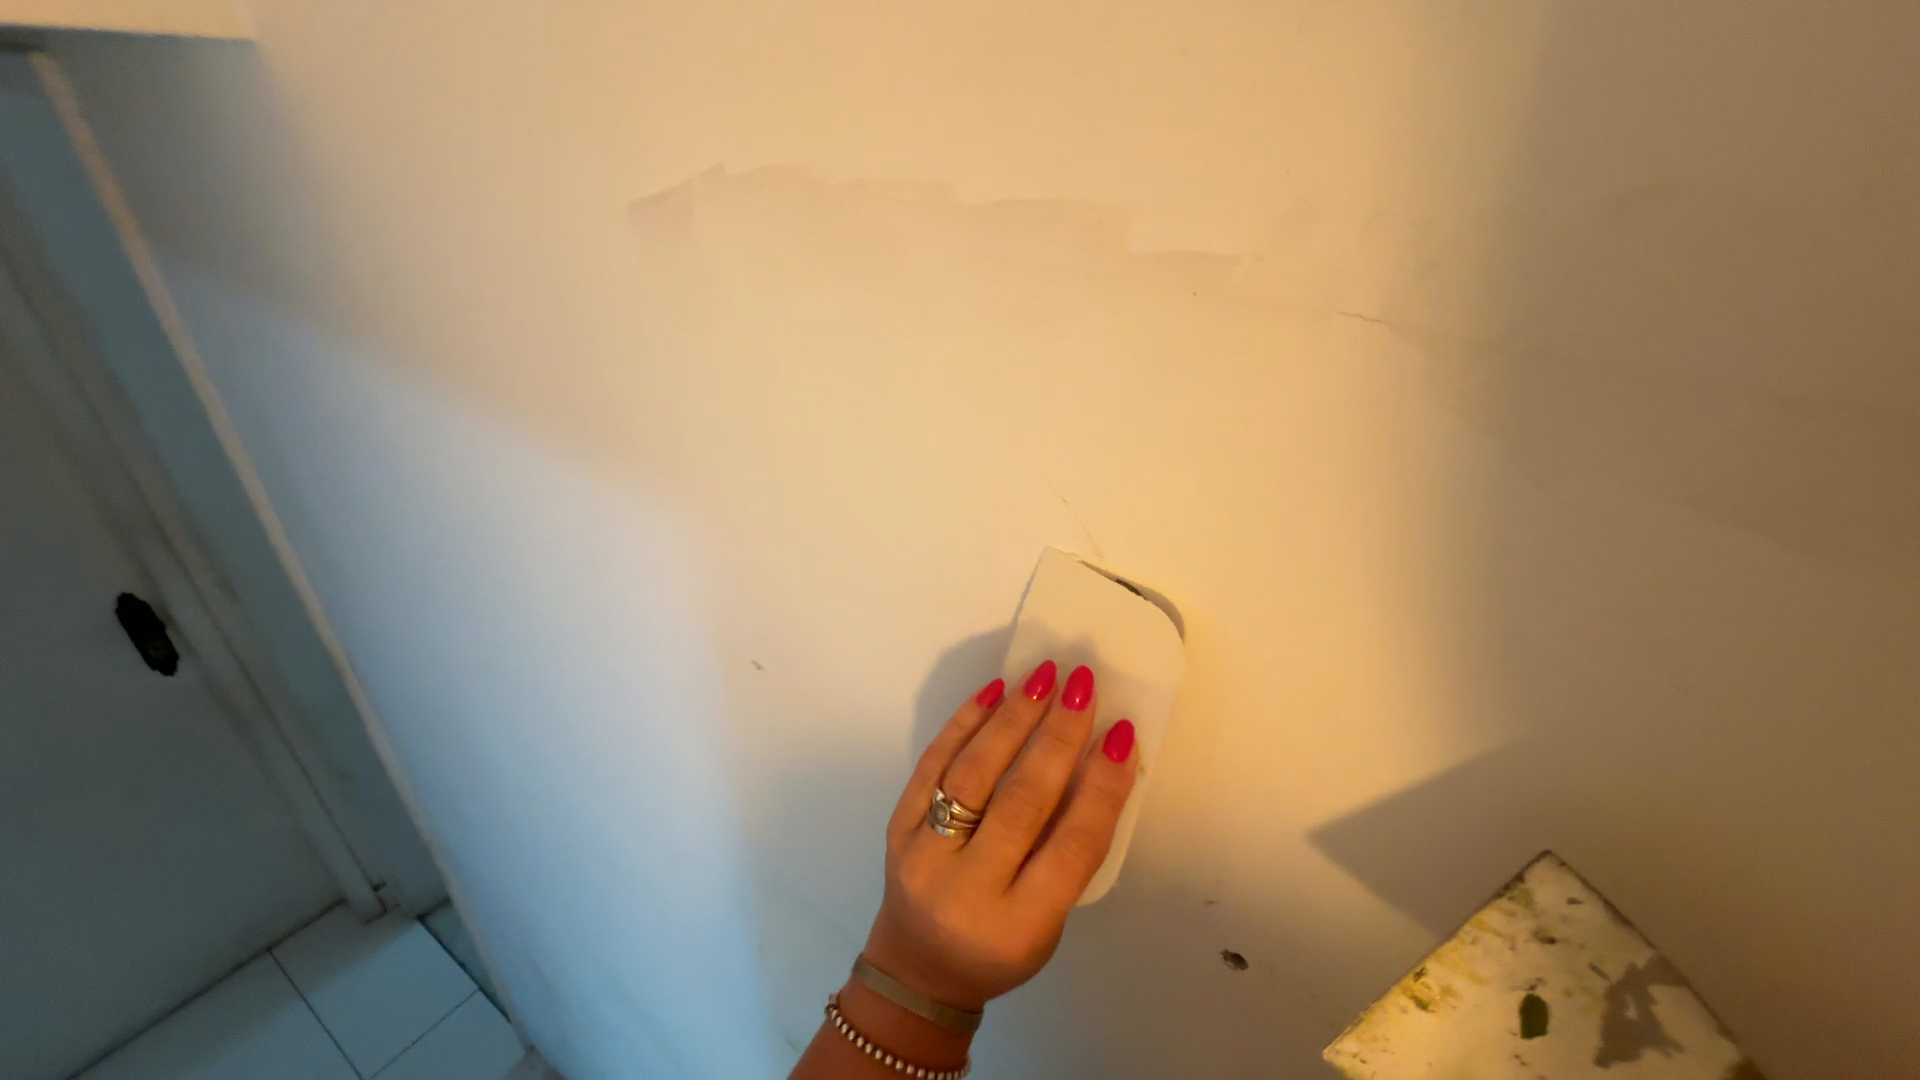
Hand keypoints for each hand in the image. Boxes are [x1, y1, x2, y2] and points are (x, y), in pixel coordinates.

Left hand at [862, 660, 1138, 1008]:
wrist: (917, 967)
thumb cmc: (1000, 948)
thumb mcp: (1047, 922)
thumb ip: (1066, 852)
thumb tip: (1093, 762)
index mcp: (1019, 924)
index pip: (1072, 846)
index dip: (1102, 787)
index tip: (1122, 734)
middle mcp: (967, 888)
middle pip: (1021, 801)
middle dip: (1057, 737)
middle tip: (1083, 685)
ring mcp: (923, 853)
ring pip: (972, 774)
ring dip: (1012, 718)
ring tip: (1043, 677)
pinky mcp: (896, 826)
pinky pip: (932, 764)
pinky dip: (964, 723)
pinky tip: (993, 691)